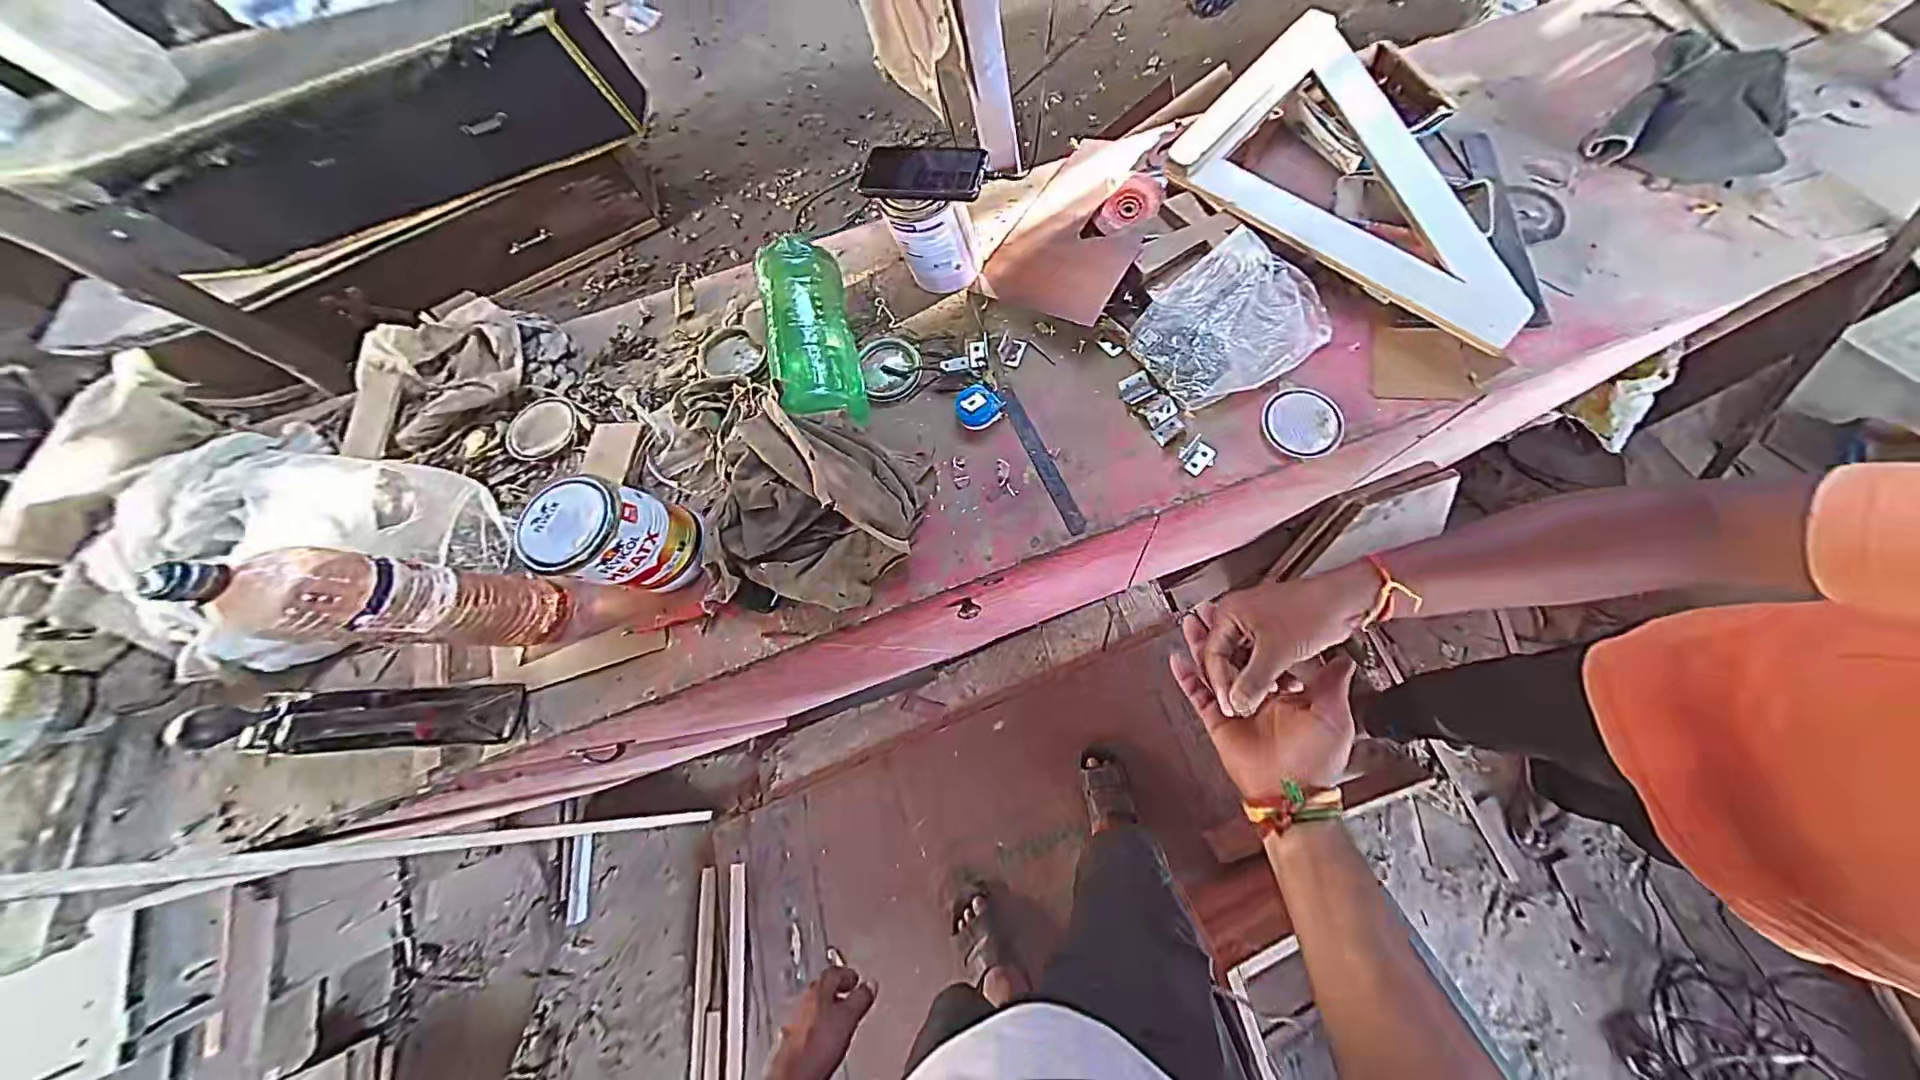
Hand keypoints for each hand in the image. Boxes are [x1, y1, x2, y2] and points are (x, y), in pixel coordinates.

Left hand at [765, 966, 875, 1079]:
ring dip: (829, 1007)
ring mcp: (797, 1019)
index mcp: (819, 989)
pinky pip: (809, 1023)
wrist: (795, 1073)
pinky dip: (820, 1023)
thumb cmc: (817, 1044)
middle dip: (838, 989)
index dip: (848, 975)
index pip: (834, 972)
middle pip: (824, 987)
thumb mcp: (849, 1017)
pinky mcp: (792, 1038)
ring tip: (841, 1015)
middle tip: (851, 993)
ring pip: (816, 1005)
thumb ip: (861, 998)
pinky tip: (826, 1034)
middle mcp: (805, 1000)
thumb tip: (870, 985)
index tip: (856, 979)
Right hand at [1171, 609, 1357, 796]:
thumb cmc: (1316, 758)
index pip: (1260, 653)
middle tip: (1204, 612)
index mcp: (1281, 688)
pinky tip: (1178, 661)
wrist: (1294, 790)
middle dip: (1216, 633)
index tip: (1242, 615)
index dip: (1247, 633)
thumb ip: (1332, 684)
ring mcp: (1234, 705)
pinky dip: (1186, 678)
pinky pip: (1198, 695)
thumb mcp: (1332, 714)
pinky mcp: (1218, 720)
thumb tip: (1344, 660)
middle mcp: (1255, 692)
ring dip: (1198, 647)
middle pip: (1229, 655)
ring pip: (1210, 669)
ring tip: (1189, 626)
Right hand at [1197, 562, 1376, 717]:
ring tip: (1260, 693)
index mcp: (1230, 613)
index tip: (1229, 701)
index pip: (1212, 654)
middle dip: (1234, 681)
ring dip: (1251, 680)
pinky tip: (1276, 684)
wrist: (1346, 603)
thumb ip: (1254, 681)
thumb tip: (1237, 701)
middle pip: (1223, 658)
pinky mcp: (1270, 636)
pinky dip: (1265, 674)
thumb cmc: (1314, 610)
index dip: (1220, 681)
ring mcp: (1254, 626)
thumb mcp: (1279, 651)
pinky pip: (1257, 660)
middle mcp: (1237, 618)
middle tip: (1237, 701)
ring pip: (1241, 661)